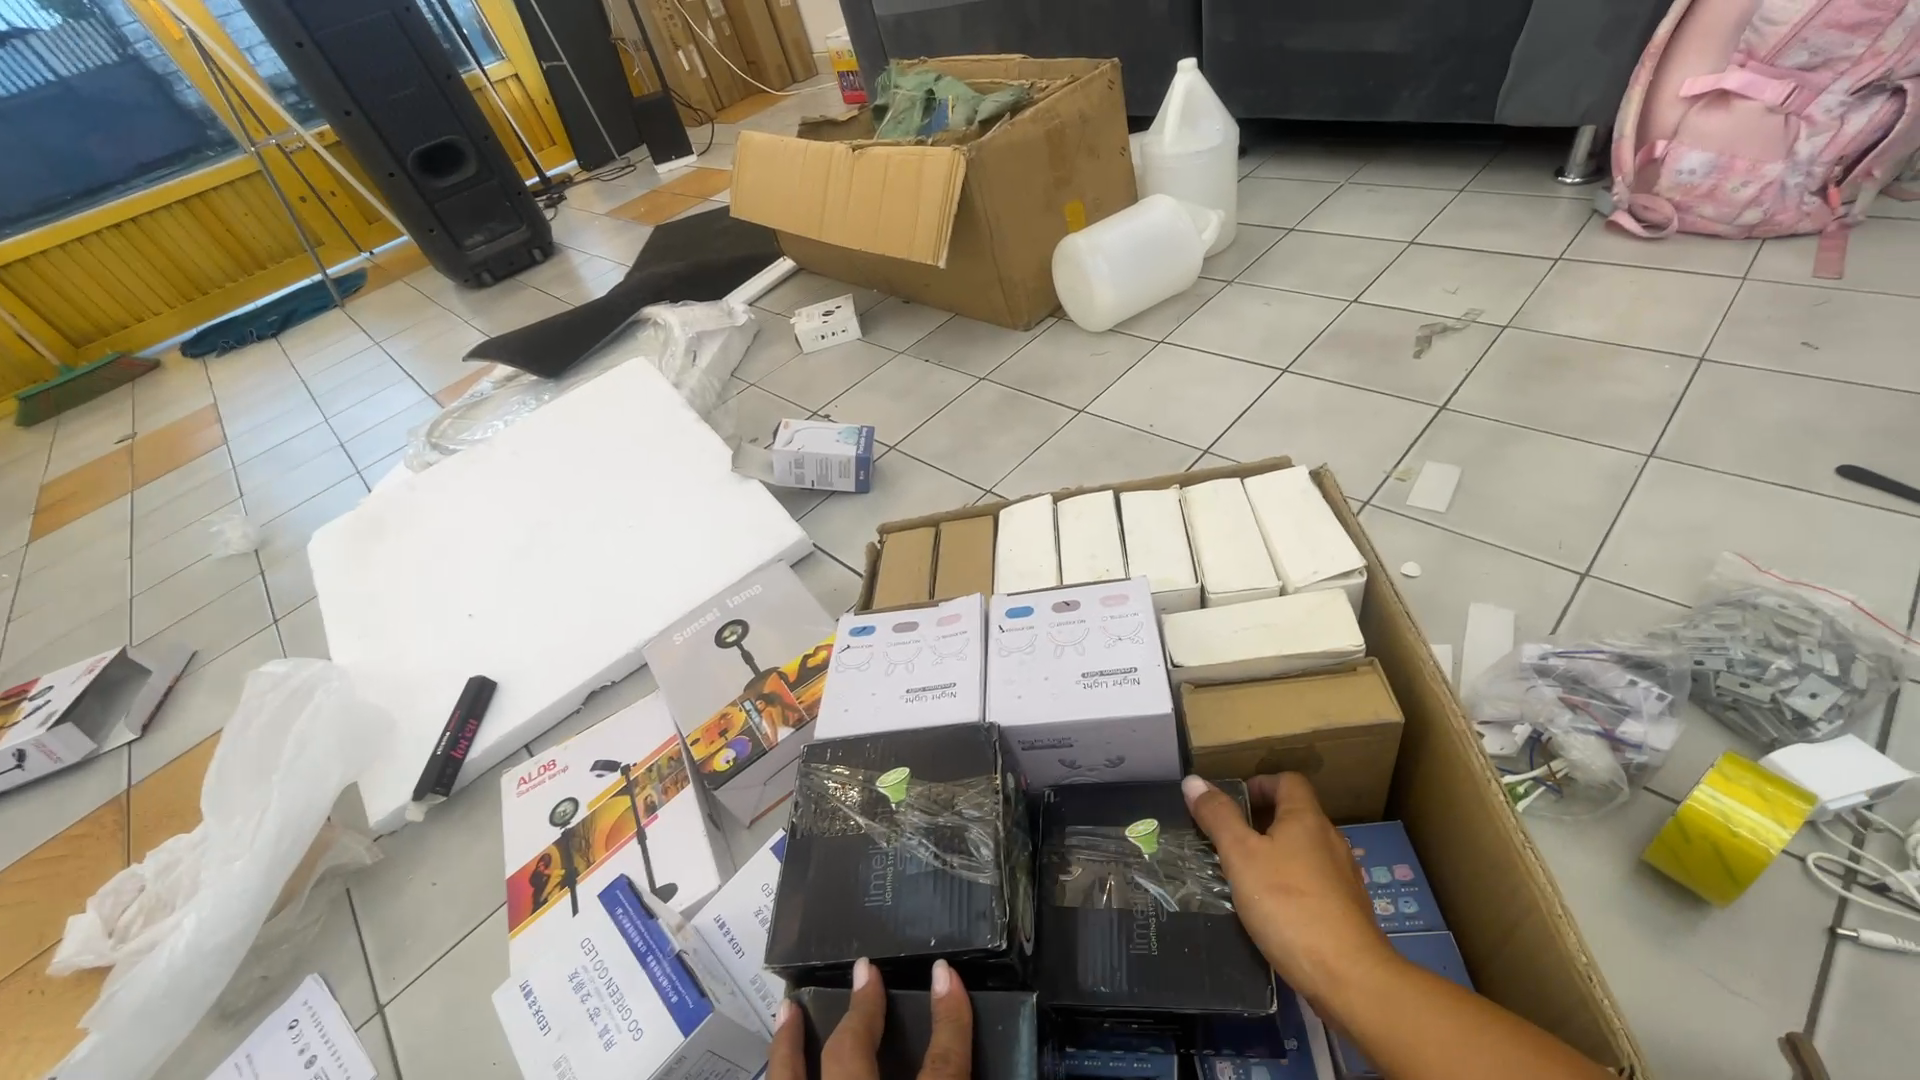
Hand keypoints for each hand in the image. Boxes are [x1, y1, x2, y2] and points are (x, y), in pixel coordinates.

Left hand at [766, 957, 972, 1079]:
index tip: (946, 974)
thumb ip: (951, 1078)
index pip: (944, 1066)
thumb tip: (959, 1065)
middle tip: (866, 970)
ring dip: (789, 1046)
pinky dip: (777, 1075)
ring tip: (789, 1008)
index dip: (951, 1020)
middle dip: (861, 1012)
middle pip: (854, 1054)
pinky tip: (776, 1070)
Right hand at [1182, 773, 1401, 1004]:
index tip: (1230, 804)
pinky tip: (1271, 908)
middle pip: (1295, 815)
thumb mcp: (1241, 856)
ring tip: (1242, 874)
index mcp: (1306, 819)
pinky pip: (1313, 882)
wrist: (1349, 976)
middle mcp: (1330, 840)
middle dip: (1260, 821)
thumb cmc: (1288, 905)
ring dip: (1274, 853)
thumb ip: (1218, 817)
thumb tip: (1193, 780)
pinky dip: (1290, 883)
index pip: (1287, 781)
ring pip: (1303, 850)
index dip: (1258, 784)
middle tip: (1226, 840)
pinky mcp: (1347, 910)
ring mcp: (1343, 877)